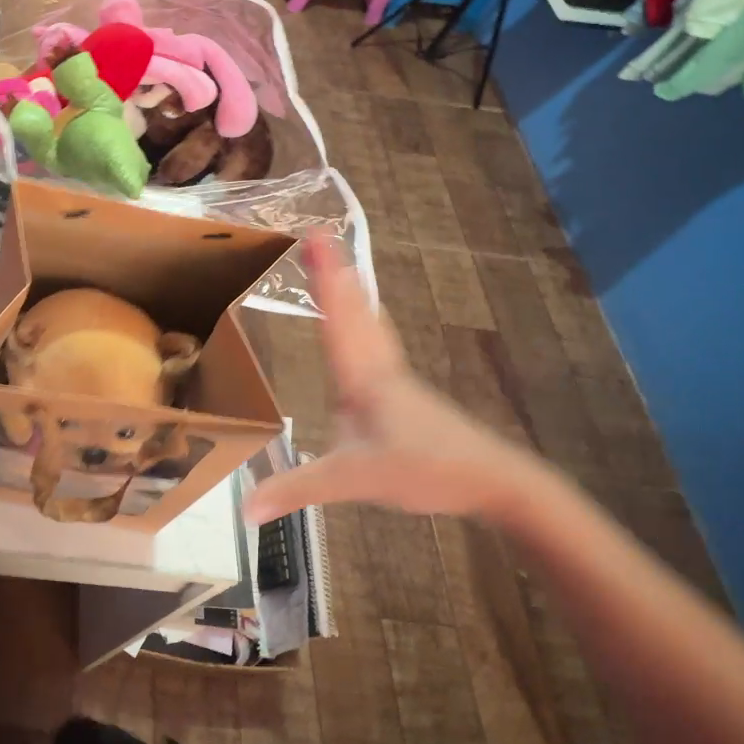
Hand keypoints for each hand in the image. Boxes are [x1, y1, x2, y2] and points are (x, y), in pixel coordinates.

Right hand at [242, 233, 549, 524]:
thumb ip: (299, 489)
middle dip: (336, 272)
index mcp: (363, 378)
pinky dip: (365, 321)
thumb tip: (244, 507)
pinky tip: (367, 331)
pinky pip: (378, 344)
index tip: (316, 236)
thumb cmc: (427, 472)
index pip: (338, 318)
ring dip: (353, 293)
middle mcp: (380, 369)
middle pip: (355, 310)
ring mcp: (398, 381)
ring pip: (371, 325)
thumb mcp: (355, 481)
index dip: (325, 277)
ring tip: (341, 267)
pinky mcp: (407, 397)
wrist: (498, 483)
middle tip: (321, 236)